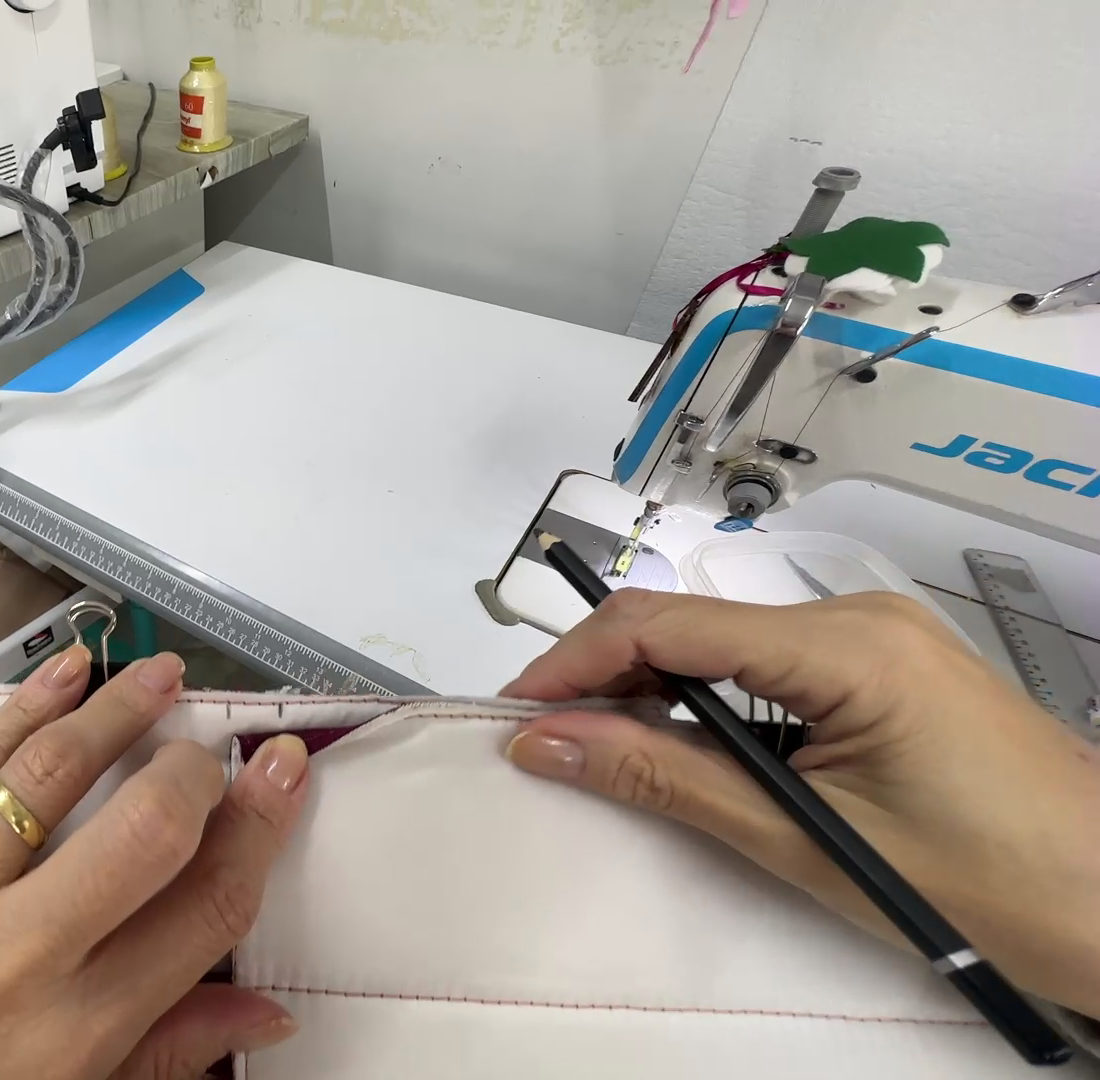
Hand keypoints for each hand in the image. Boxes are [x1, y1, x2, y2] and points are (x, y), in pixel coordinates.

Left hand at [0, 647, 311, 1079]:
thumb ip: (160, 1054)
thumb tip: (263, 1006)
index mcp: (68, 1038)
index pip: (200, 910)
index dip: (258, 829)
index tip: (281, 772)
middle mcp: (7, 958)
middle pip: (142, 828)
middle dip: (193, 768)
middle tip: (214, 735)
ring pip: (50, 769)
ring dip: (118, 709)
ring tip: (162, 673)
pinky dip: (24, 705)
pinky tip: (68, 673)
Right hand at [501, 589, 1099, 1017]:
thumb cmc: (997, 894)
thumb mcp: (805, 839)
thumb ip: (661, 776)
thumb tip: (542, 743)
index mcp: (844, 647)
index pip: (662, 625)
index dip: (572, 662)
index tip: (517, 711)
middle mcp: (847, 616)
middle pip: (675, 622)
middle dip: (595, 673)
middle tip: (546, 734)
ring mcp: (859, 633)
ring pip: (702, 638)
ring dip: (638, 686)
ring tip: (598, 742)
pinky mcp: (863, 660)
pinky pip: (741, 657)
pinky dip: (687, 694)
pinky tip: (670, 736)